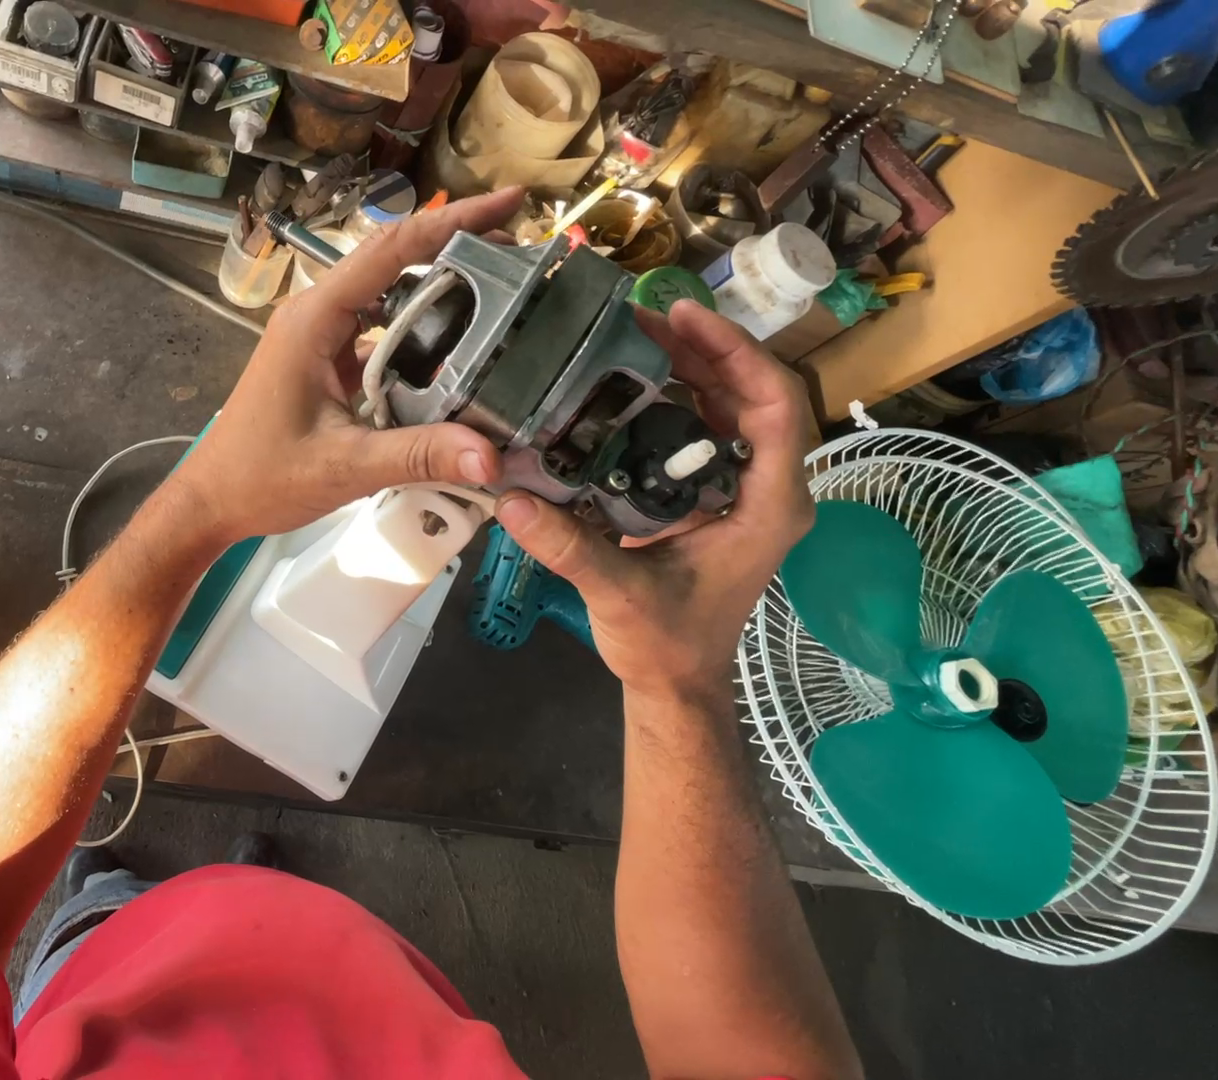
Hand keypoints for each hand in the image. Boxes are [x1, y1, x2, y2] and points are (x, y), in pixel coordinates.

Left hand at [168, 187, 524, 546]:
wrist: (215, 499)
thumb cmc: (262, 477)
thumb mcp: (344, 466)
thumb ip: (417, 456)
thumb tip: (490, 456)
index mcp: (313, 320)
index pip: (390, 250)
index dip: (453, 221)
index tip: (511, 203)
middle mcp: (316, 316)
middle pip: (394, 264)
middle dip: (457, 252)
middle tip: (522, 259)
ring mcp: (319, 338)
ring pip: (388, 301)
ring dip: (440, 298)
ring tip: (503, 301)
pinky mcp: (324, 364)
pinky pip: (378, 337)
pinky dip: (418, 340)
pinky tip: (457, 357)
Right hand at [493, 300, 815, 701]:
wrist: (674, 679)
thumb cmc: (665, 642)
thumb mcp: (618, 592)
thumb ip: (569, 547)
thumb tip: (509, 501)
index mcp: (768, 506)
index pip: (773, 407)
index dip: (734, 355)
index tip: (684, 320)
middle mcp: (766, 490)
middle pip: (753, 396)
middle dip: (706, 350)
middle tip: (649, 317)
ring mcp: (742, 494)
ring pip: (731, 411)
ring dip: (692, 370)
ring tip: (640, 338)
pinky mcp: (713, 501)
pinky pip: (704, 435)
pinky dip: (675, 404)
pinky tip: (632, 390)